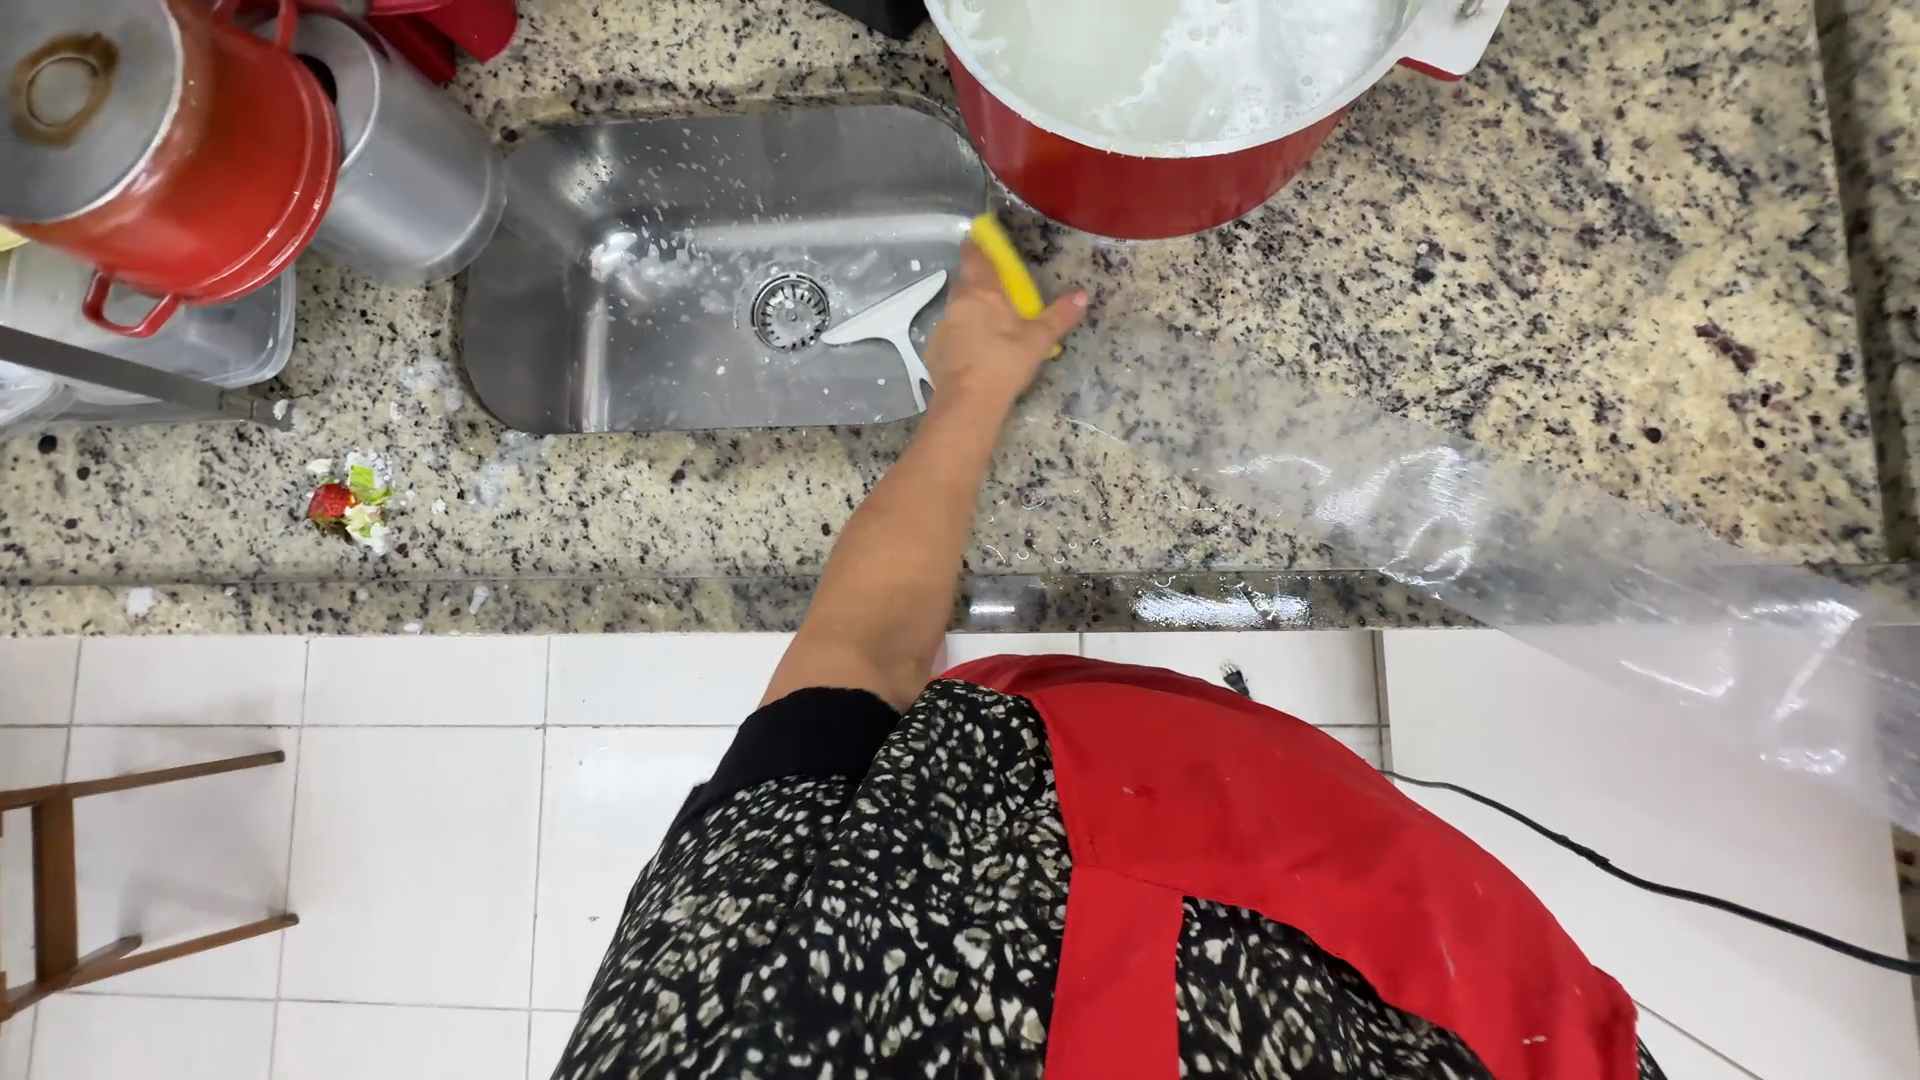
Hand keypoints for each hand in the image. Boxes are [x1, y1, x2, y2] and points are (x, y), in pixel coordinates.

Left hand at [924, 240, 1087, 415]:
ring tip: (989, 335)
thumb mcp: (1039, 340)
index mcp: (981, 291)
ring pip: (957, 313)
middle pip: (965, 285)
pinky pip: (949, 338)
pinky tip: (974, 358)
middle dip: (980, 288)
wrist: (968, 401)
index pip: (974, 255)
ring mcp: (942, 327)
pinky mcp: (933, 351)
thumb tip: (1082, 295)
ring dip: (970, 317)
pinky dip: (960, 342)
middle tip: (998, 301)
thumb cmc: (1005, 362)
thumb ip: (1059, 316)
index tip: (981, 243)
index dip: (977, 246)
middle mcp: (957, 303)